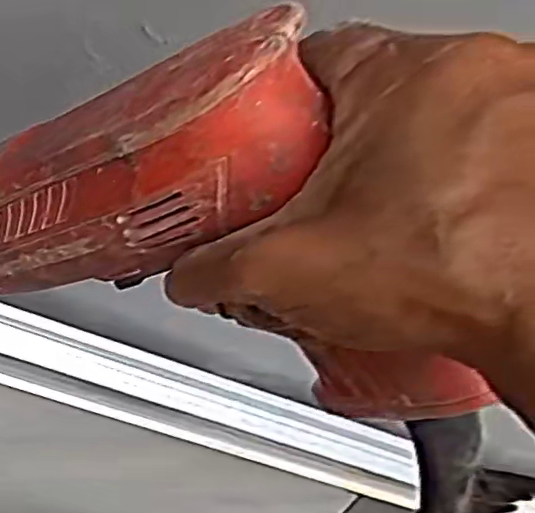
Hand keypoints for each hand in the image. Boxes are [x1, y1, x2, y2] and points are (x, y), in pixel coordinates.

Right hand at [165, 26, 534, 385]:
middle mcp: (487, 77)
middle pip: (341, 118)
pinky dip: (386, 217)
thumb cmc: (456, 266)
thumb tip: (186, 276)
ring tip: (312, 253)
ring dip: (333, 205)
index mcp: (420, 76)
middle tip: (257, 221)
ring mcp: (522, 117)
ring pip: (384, 154)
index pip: (307, 63)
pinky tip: (365, 259)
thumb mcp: (268, 270)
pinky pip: (432, 179)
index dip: (248, 112)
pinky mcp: (531, 165)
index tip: (223, 156)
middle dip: (285, 178)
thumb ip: (200, 270)